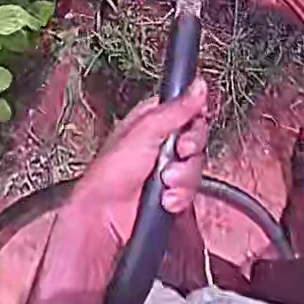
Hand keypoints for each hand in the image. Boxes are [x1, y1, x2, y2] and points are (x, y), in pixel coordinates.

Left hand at [64, 78, 208, 251]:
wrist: (104, 216)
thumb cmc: (110, 172)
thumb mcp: (146, 131)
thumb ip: (177, 109)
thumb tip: (198, 86)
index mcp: (153, 120)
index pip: (187, 109)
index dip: (195, 116)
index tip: (192, 123)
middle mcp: (162, 142)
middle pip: (197, 137)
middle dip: (190, 148)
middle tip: (180, 151)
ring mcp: (168, 168)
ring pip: (196, 166)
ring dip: (183, 176)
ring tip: (165, 181)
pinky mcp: (172, 192)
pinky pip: (192, 190)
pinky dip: (181, 196)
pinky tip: (166, 199)